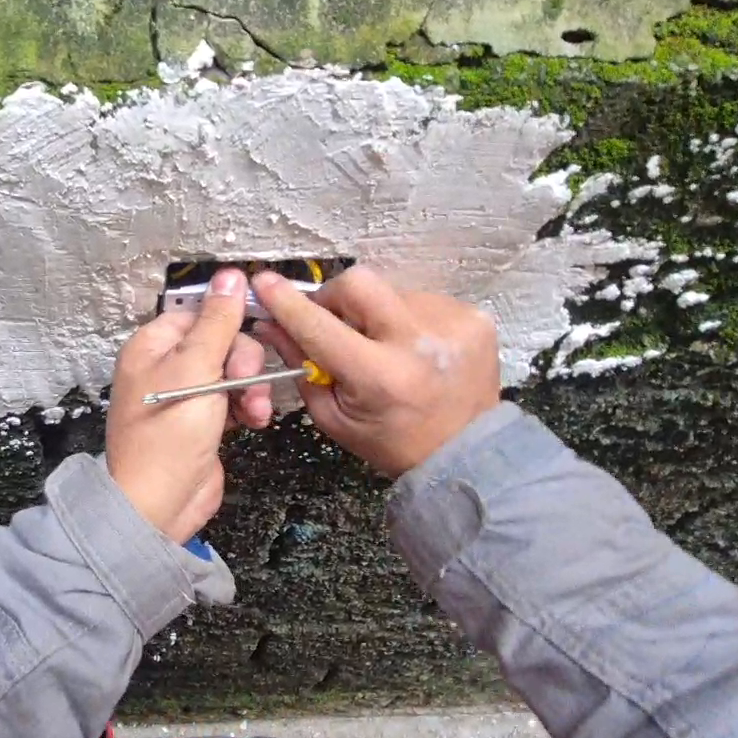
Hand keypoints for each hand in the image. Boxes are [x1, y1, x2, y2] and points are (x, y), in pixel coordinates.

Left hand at [107, 268, 273, 542]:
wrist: (160, 503)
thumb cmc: (168, 434)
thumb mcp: (196, 368)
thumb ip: (218, 321)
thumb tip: (231, 275)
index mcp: (151, 346)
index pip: (197, 313)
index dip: (227, 322)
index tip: (254, 332)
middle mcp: (165, 366)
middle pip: (220, 341)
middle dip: (243, 361)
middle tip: (245, 382)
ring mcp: (185, 395)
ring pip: (231, 371)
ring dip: (250, 387)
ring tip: (255, 411)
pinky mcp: (203, 422)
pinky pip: (233, 399)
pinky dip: (247, 406)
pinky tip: (255, 421)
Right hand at [252, 267, 500, 477]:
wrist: (466, 454)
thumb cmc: (390, 441)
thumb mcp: (334, 416)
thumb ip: (301, 366)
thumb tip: (271, 324)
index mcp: (379, 376)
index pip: (319, 325)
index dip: (286, 302)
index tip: (264, 282)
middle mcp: (418, 343)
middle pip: (358, 283)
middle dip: (334, 297)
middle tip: (332, 322)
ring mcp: (452, 325)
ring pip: (389, 290)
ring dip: (374, 312)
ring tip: (383, 345)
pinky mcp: (473, 317)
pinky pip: (421, 298)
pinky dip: (406, 317)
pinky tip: (413, 347)